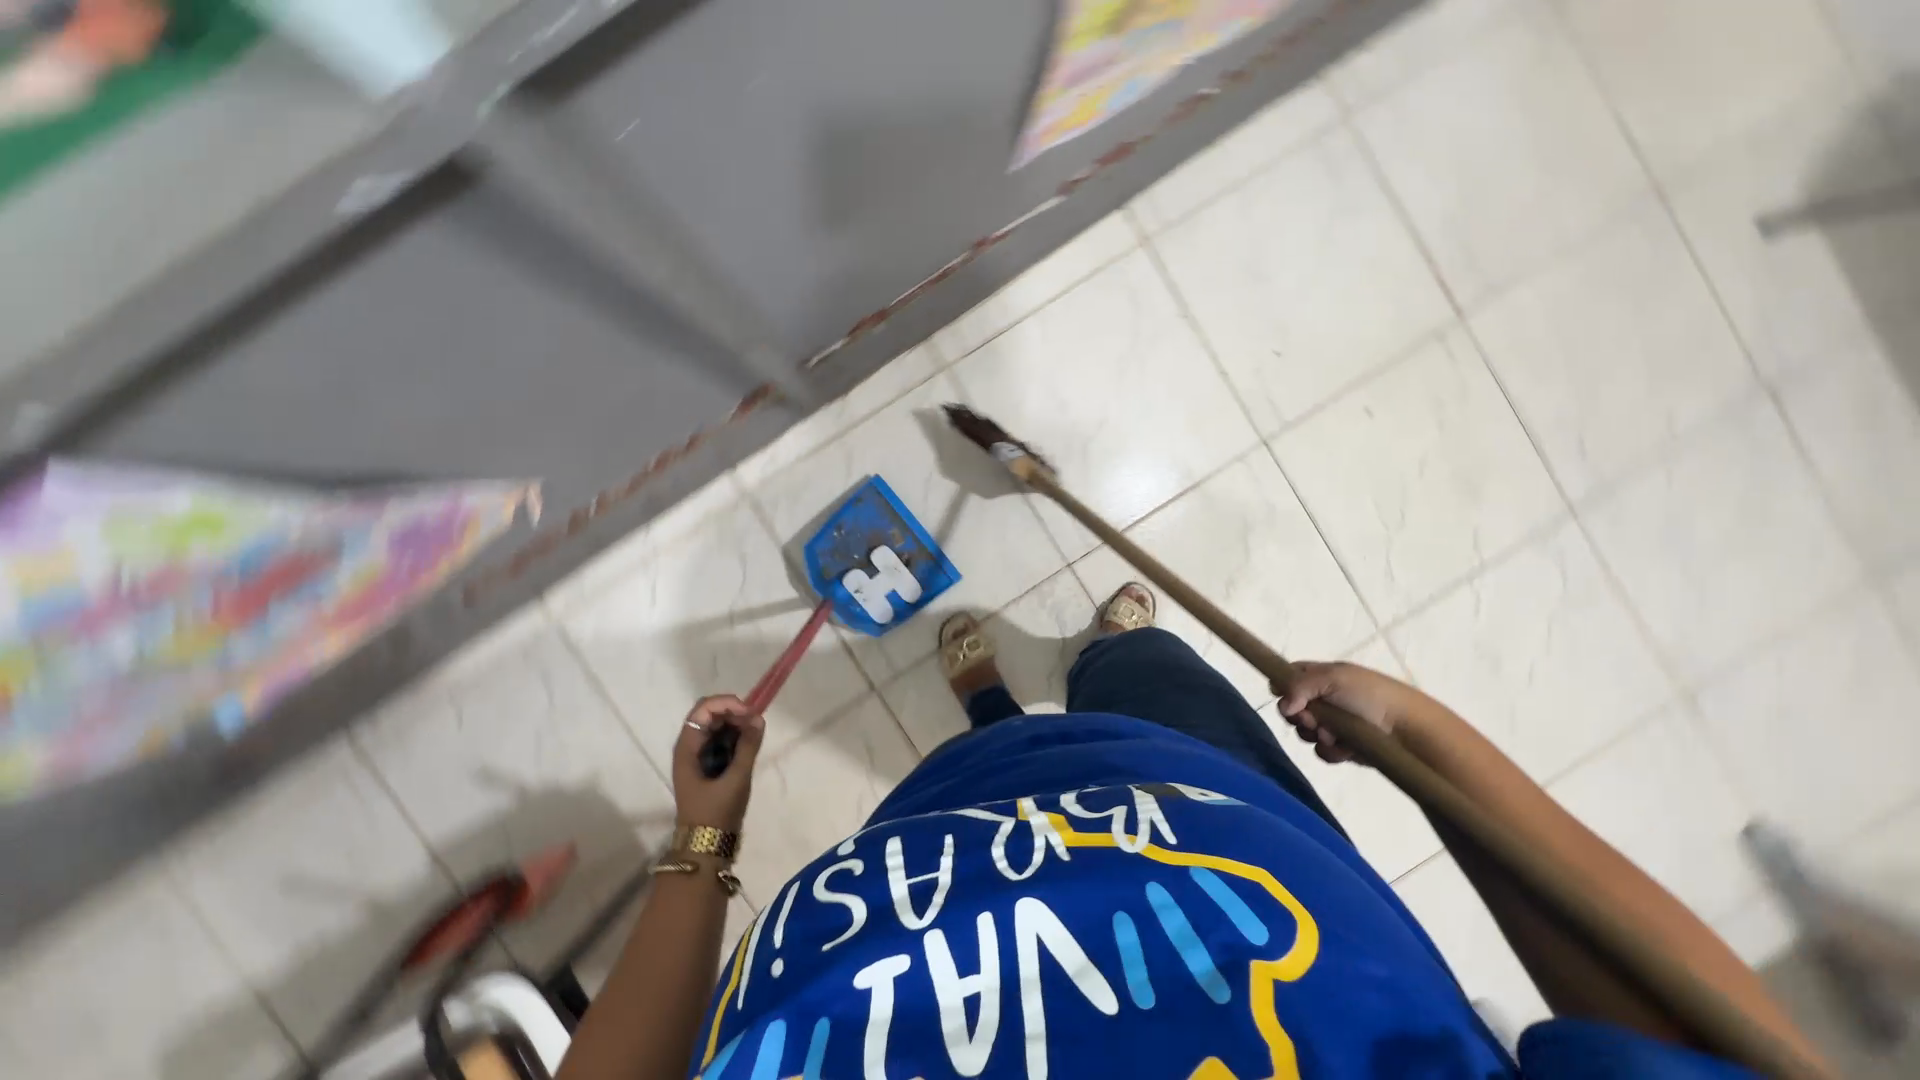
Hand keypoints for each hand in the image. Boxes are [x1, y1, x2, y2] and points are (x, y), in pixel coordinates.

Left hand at [671, 695, 764, 830]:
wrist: (704, 847)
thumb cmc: (716, 812)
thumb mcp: (736, 779)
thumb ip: (748, 747)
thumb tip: (758, 718)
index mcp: (687, 748)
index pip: (703, 710)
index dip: (727, 704)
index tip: (750, 713)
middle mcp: (689, 747)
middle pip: (709, 715)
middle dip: (733, 712)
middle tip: (756, 722)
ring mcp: (698, 757)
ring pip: (716, 728)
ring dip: (736, 724)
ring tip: (756, 732)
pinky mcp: (708, 767)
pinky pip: (720, 742)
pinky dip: (735, 737)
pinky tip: (750, 744)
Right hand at [1271, 661, 1426, 764]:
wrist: (1407, 728)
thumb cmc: (1370, 695)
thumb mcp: (1332, 677)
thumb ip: (1298, 686)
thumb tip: (1282, 706)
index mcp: (1322, 676)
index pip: (1289, 677)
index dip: (1282, 687)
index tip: (1284, 697)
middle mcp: (1325, 699)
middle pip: (1292, 708)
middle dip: (1299, 716)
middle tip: (1312, 719)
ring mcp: (1334, 725)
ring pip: (1305, 732)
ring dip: (1315, 734)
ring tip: (1334, 735)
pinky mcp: (1342, 748)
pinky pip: (1321, 752)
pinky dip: (1330, 750)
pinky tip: (1344, 748)